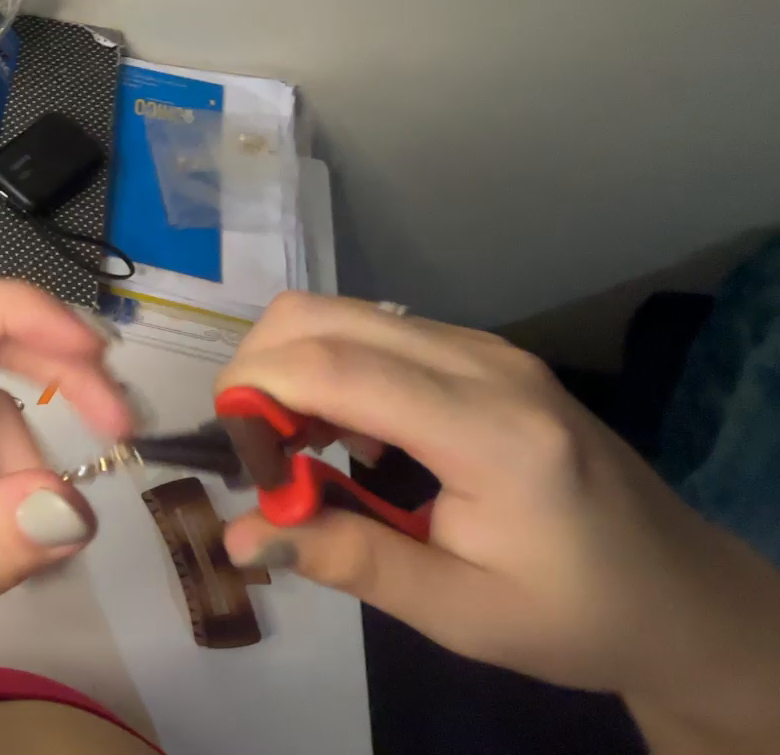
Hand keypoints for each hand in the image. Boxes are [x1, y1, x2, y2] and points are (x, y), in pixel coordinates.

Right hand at [219, 291, 779, 749]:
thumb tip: (236, 538)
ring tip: (297, 442)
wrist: (692, 599)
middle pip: (315, 317)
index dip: (254, 392)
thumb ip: (347, 562)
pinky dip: (317, 364)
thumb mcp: (461, 613)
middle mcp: (483, 365)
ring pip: (329, 313)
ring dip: (283, 366)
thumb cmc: (578, 615)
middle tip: (260, 447)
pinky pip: (360, 326)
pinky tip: (342, 428)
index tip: (237, 453)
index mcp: (491, 434)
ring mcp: (480, 348)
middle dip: (255, 370)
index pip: (333, 368)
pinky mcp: (472, 350)